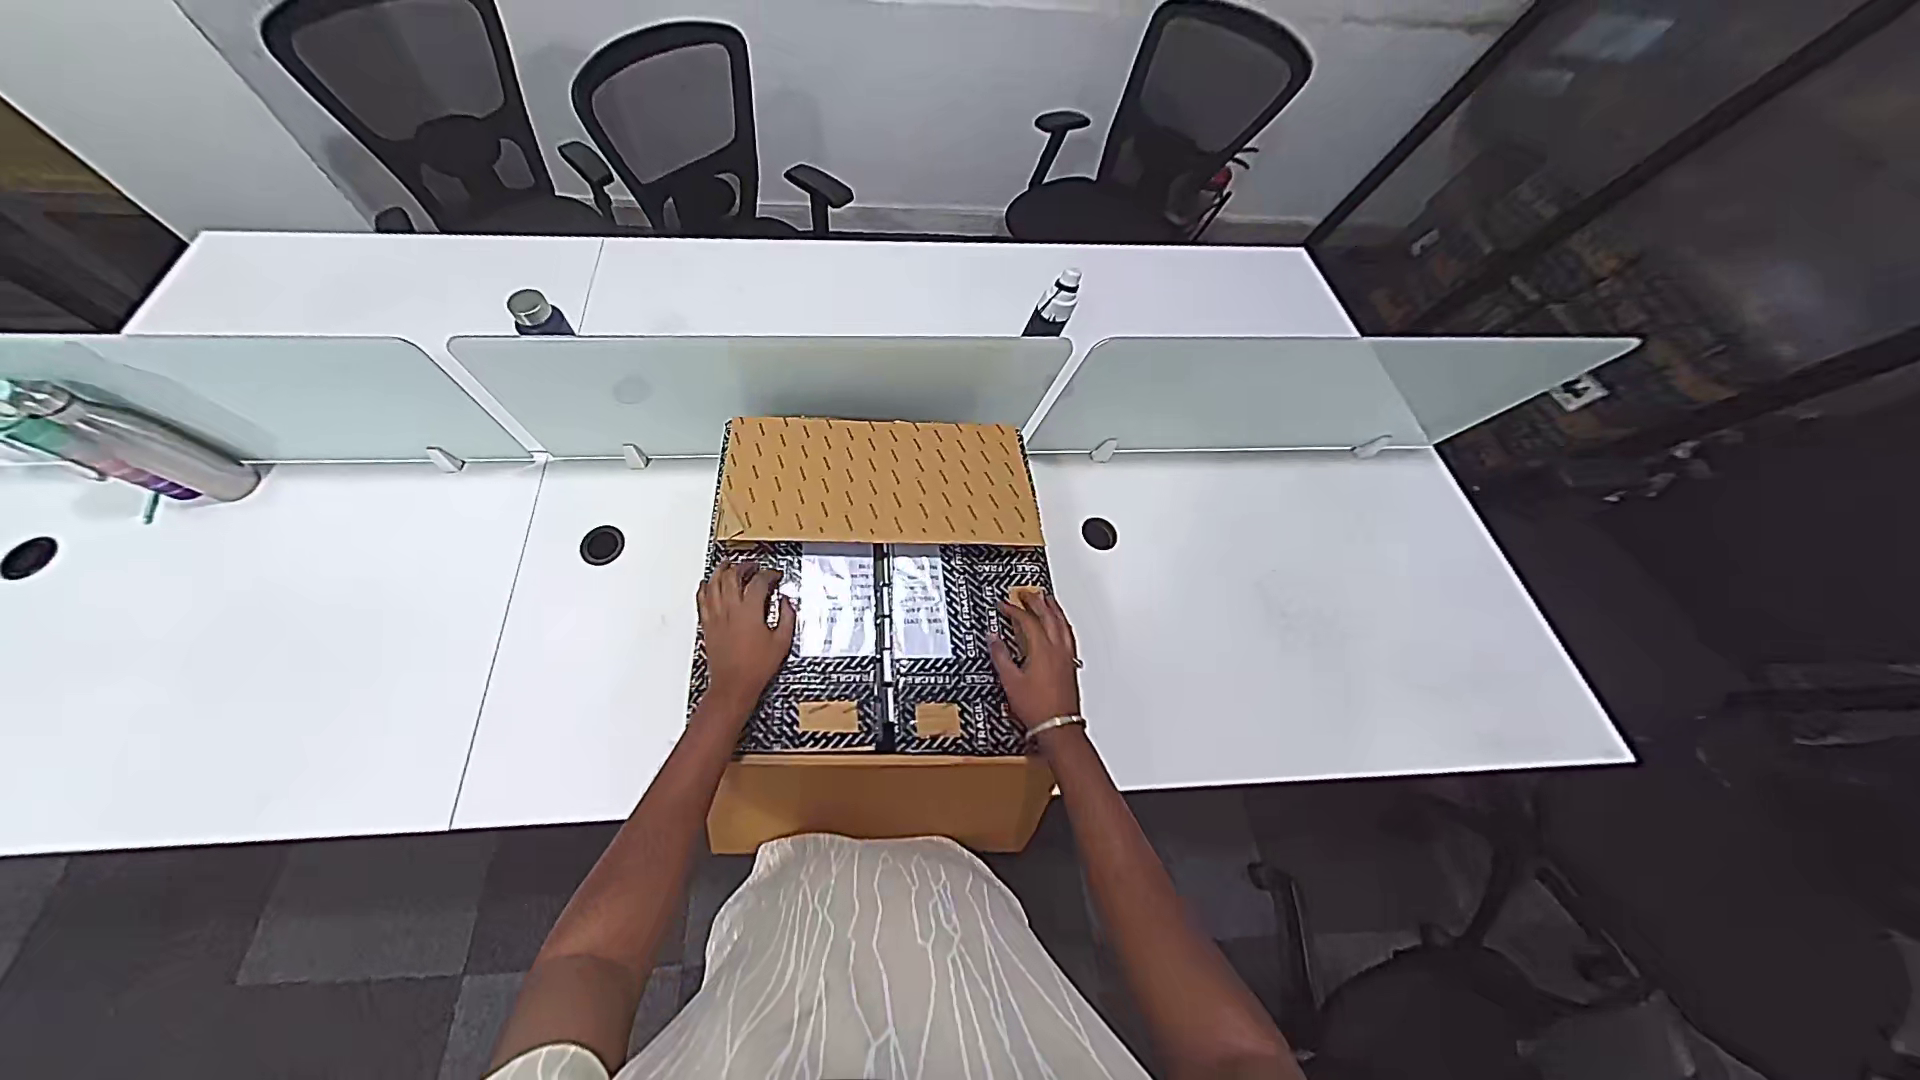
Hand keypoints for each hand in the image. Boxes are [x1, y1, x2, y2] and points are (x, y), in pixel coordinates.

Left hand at [697, 561, 794, 713]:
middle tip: (753, 565)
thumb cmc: (757, 667)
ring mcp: (715, 616)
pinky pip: (702, 599)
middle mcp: (730, 609)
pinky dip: (705, 587)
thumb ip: (787, 617)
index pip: (758, 581)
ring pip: (714, 583)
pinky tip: (708, 583)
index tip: (775, 575)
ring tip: (728, 564)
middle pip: (732, 576)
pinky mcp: (707, 624)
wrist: (734, 685)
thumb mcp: (782, 642)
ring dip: (721, 570)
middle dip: (744, 566)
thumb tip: (787, 602)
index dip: (769, 574)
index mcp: (750, 611)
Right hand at [989, 589, 1081, 733]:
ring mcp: (1067, 657)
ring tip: (1048, 600)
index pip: (1028, 621)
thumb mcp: (1010, 681)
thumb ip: (1001, 656)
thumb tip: (993, 638)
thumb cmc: (1037, 708)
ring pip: (1062, 625)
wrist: (1057, 727)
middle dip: (1037, 602)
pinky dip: (1063, 624)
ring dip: (1054, 609)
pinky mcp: (1071, 665)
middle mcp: (1058, 650)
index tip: (1005, 605)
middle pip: (1049, 617)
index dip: (1015, 610)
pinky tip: (1061, 626)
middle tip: (1028, 593)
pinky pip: (1069, 636)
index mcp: (1042, 650)